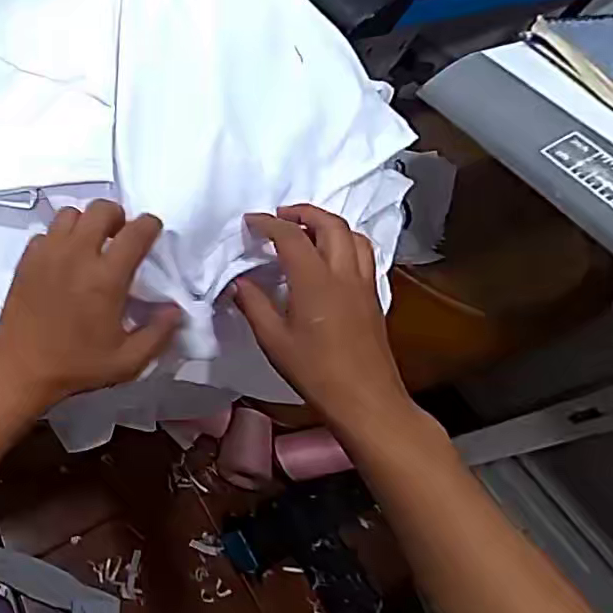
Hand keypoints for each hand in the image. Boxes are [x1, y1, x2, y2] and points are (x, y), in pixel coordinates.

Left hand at [0, 200, 181, 410]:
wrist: (19, 370)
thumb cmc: (76, 365)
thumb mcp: (127, 361)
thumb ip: (158, 334)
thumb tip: (175, 310)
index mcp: (107, 277)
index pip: (136, 231)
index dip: (150, 225)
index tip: (152, 233)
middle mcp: (78, 255)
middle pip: (102, 209)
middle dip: (118, 217)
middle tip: (119, 238)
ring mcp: (49, 253)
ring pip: (71, 213)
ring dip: (86, 223)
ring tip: (90, 245)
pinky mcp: (27, 259)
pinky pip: (48, 231)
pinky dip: (60, 237)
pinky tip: (64, 259)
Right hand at [232, 206, 414, 433]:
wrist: (366, 400)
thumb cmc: (316, 373)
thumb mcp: (274, 341)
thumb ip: (254, 305)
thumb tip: (238, 283)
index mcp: (315, 281)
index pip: (291, 236)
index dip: (269, 223)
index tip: (251, 222)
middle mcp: (343, 273)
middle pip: (329, 223)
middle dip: (303, 212)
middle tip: (281, 217)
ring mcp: (363, 283)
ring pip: (352, 234)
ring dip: (328, 223)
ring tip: (307, 230)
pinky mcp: (374, 295)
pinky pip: (364, 253)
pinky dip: (347, 241)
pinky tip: (332, 257)